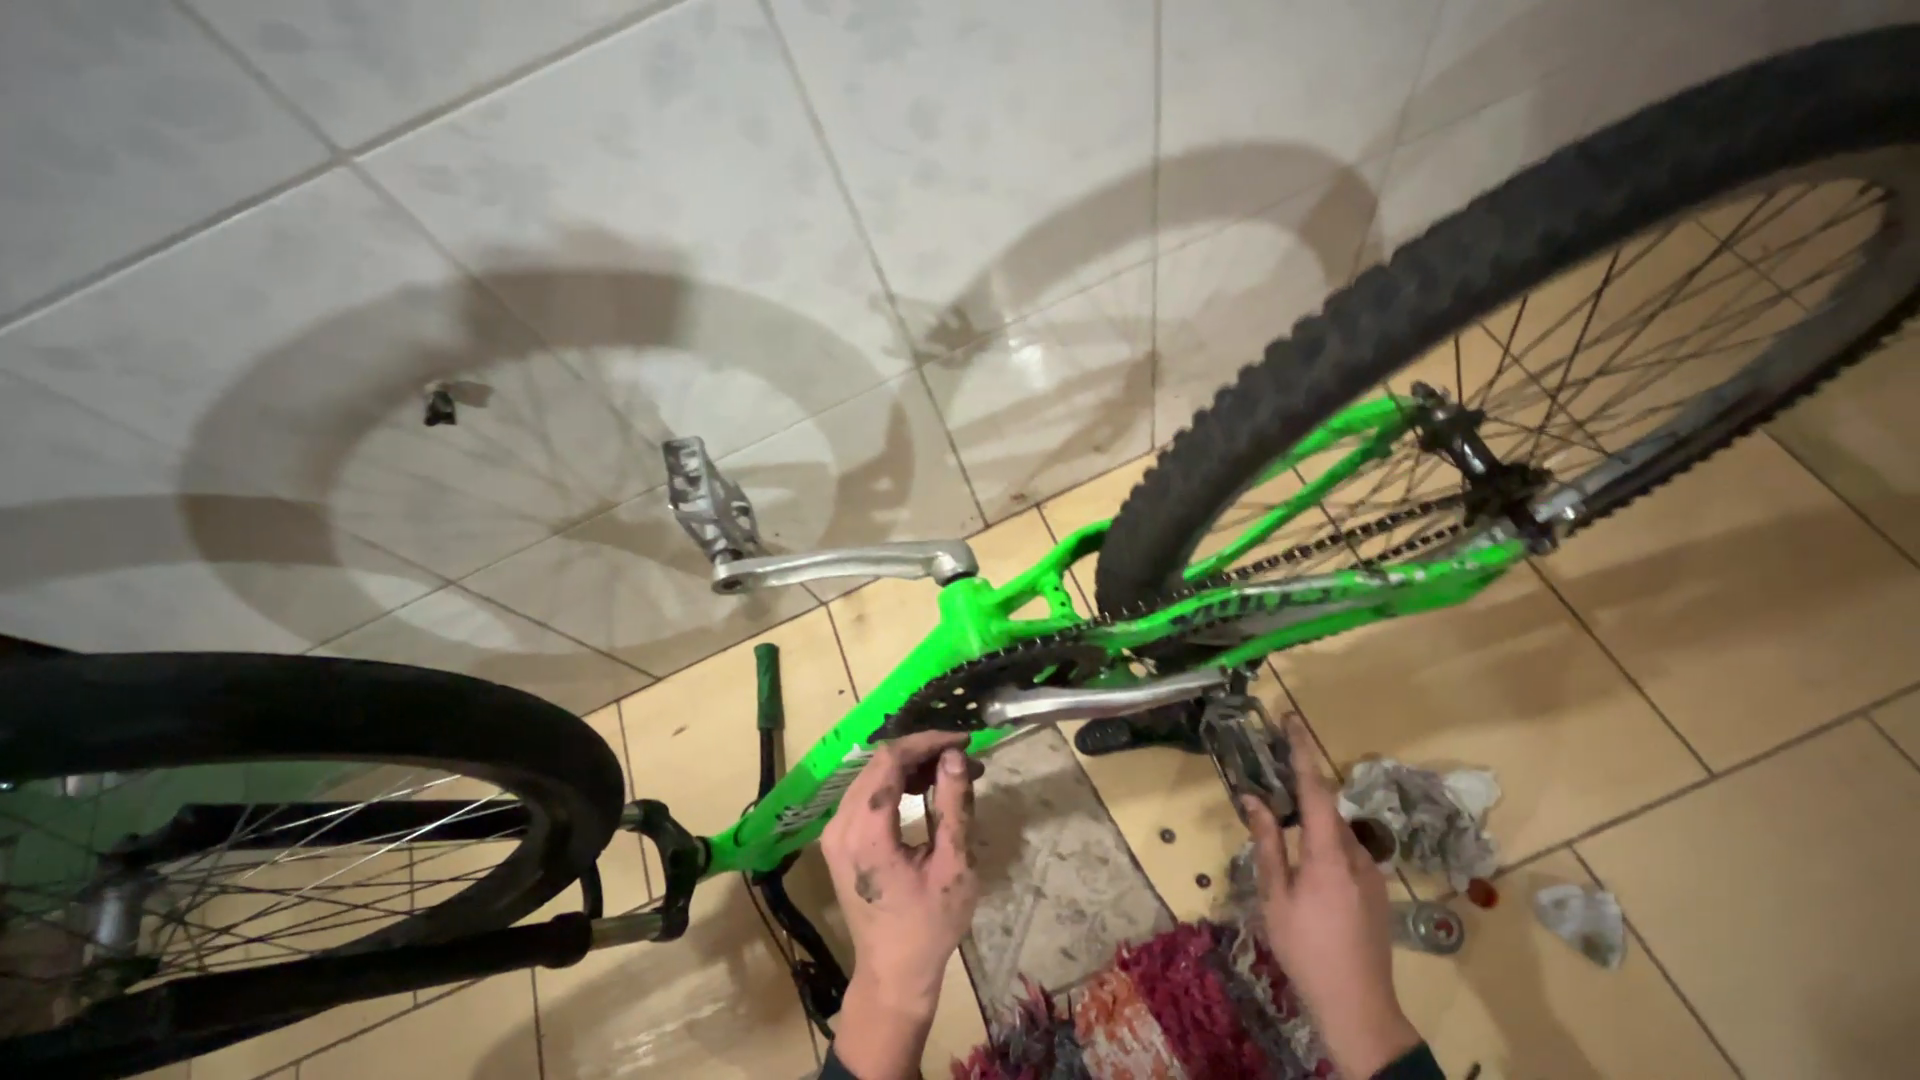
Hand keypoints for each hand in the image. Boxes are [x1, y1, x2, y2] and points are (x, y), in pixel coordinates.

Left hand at [822, 731, 979, 1078]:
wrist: (893, 972)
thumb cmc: (929, 924)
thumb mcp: (953, 865)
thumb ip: (953, 805)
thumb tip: (953, 756)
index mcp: (866, 831)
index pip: (890, 760)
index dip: (927, 742)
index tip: (963, 740)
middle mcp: (840, 825)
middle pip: (878, 763)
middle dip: (922, 752)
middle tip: (964, 758)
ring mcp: (833, 833)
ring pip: (870, 775)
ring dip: (910, 767)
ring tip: (951, 772)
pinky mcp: (837, 840)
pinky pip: (864, 794)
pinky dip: (894, 784)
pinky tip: (924, 788)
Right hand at [1242, 723, 1421, 1078]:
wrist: (1358, 1004)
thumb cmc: (1305, 949)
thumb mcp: (1275, 897)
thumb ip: (1267, 844)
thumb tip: (1253, 800)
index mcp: (1328, 852)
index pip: (1314, 788)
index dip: (1301, 751)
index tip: (1291, 719)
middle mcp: (1356, 854)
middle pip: (1326, 809)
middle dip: (1301, 793)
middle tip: (1271, 790)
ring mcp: (1371, 874)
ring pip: (1336, 835)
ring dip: (1311, 828)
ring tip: (1284, 849)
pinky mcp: (1375, 891)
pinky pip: (1346, 855)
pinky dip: (1323, 849)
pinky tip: (1306, 879)